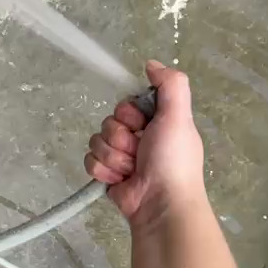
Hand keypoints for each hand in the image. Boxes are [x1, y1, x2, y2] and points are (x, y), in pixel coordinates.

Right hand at [85, 60, 206, 226]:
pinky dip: (104, 171)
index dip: (128, 113)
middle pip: (108, 122)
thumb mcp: (178, 117)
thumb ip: (170, 85)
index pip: (125, 105)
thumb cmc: (172, 160)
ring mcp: (121, 157)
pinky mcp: (107, 175)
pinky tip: (120, 181)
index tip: (140, 124)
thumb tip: (151, 64)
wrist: (160, 204)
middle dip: (119, 138)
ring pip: (96, 142)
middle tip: (138, 151)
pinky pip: (90, 161)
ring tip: (131, 170)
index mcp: (155, 122)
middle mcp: (138, 137)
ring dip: (113, 157)